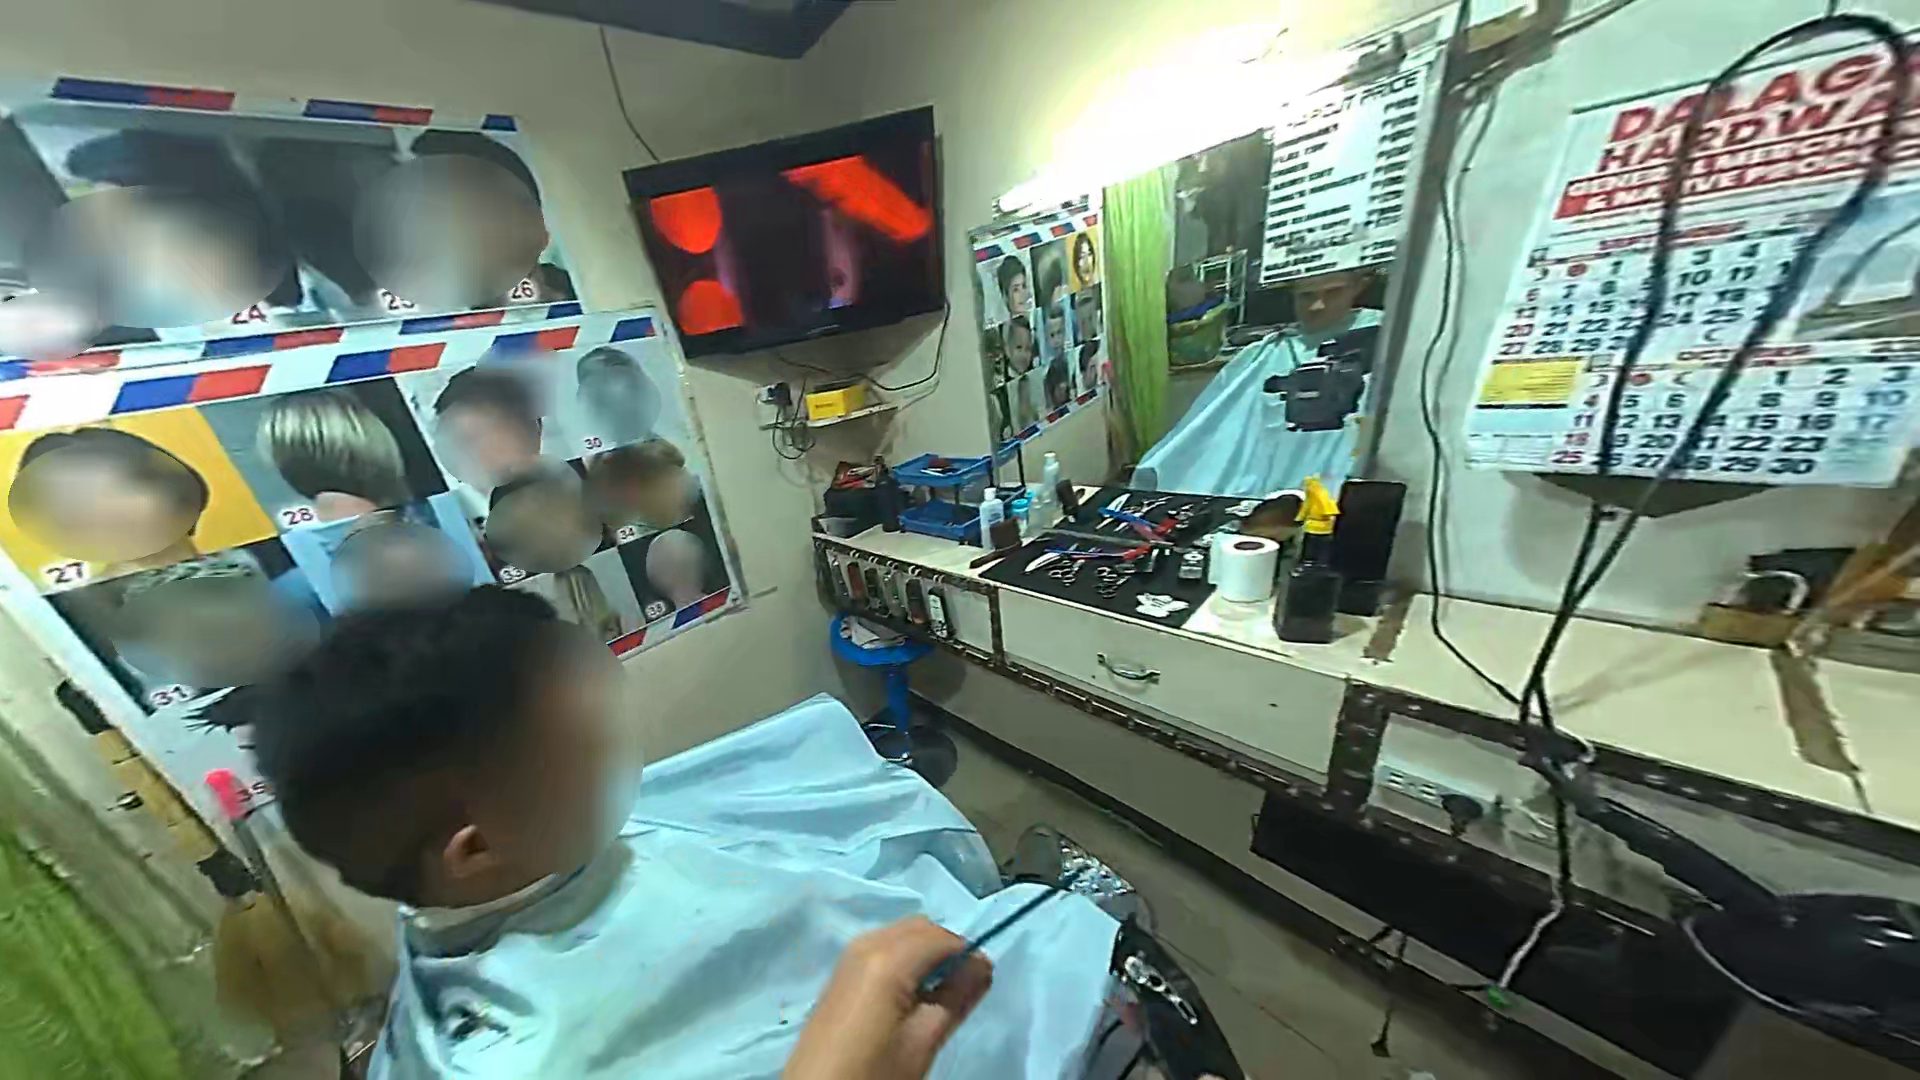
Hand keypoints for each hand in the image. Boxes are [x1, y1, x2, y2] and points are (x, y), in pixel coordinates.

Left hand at [784, 917, 993, 1079]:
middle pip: (920, 926)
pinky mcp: (842, 968)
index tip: (982, 980)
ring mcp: (850, 953)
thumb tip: (984, 966)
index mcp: (888, 958)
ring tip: (935, 995)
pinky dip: (903, 956)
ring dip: (924, 952)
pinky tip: (907, 994)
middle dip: (945, 948)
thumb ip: (956, 1000)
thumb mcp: (920, 1045)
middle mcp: (868, 941)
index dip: (966, 952)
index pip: (940, 936)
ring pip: (902, 933)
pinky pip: (883, 944)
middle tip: (960, 988)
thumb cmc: (872, 1077)